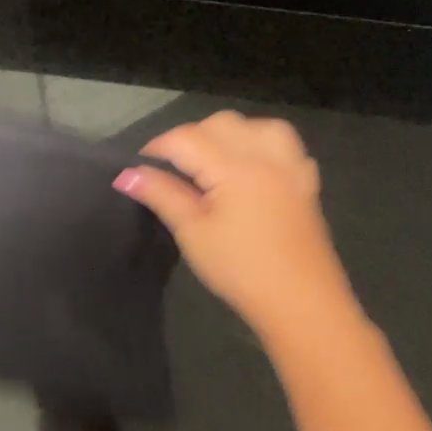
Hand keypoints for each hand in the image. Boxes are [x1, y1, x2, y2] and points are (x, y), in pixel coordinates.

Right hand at [115, 111, 356, 337]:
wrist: (305, 307)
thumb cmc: (241, 268)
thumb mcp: (192, 232)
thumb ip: (160, 194)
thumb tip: (126, 174)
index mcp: (235, 169)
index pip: (185, 138)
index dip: (156, 148)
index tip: (141, 168)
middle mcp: (266, 160)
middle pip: (221, 123)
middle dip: (191, 137)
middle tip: (176, 168)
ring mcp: (291, 172)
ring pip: (258, 127)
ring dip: (230, 135)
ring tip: (213, 162)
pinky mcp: (305, 188)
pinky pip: (287, 148)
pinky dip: (264, 148)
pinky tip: (250, 170)